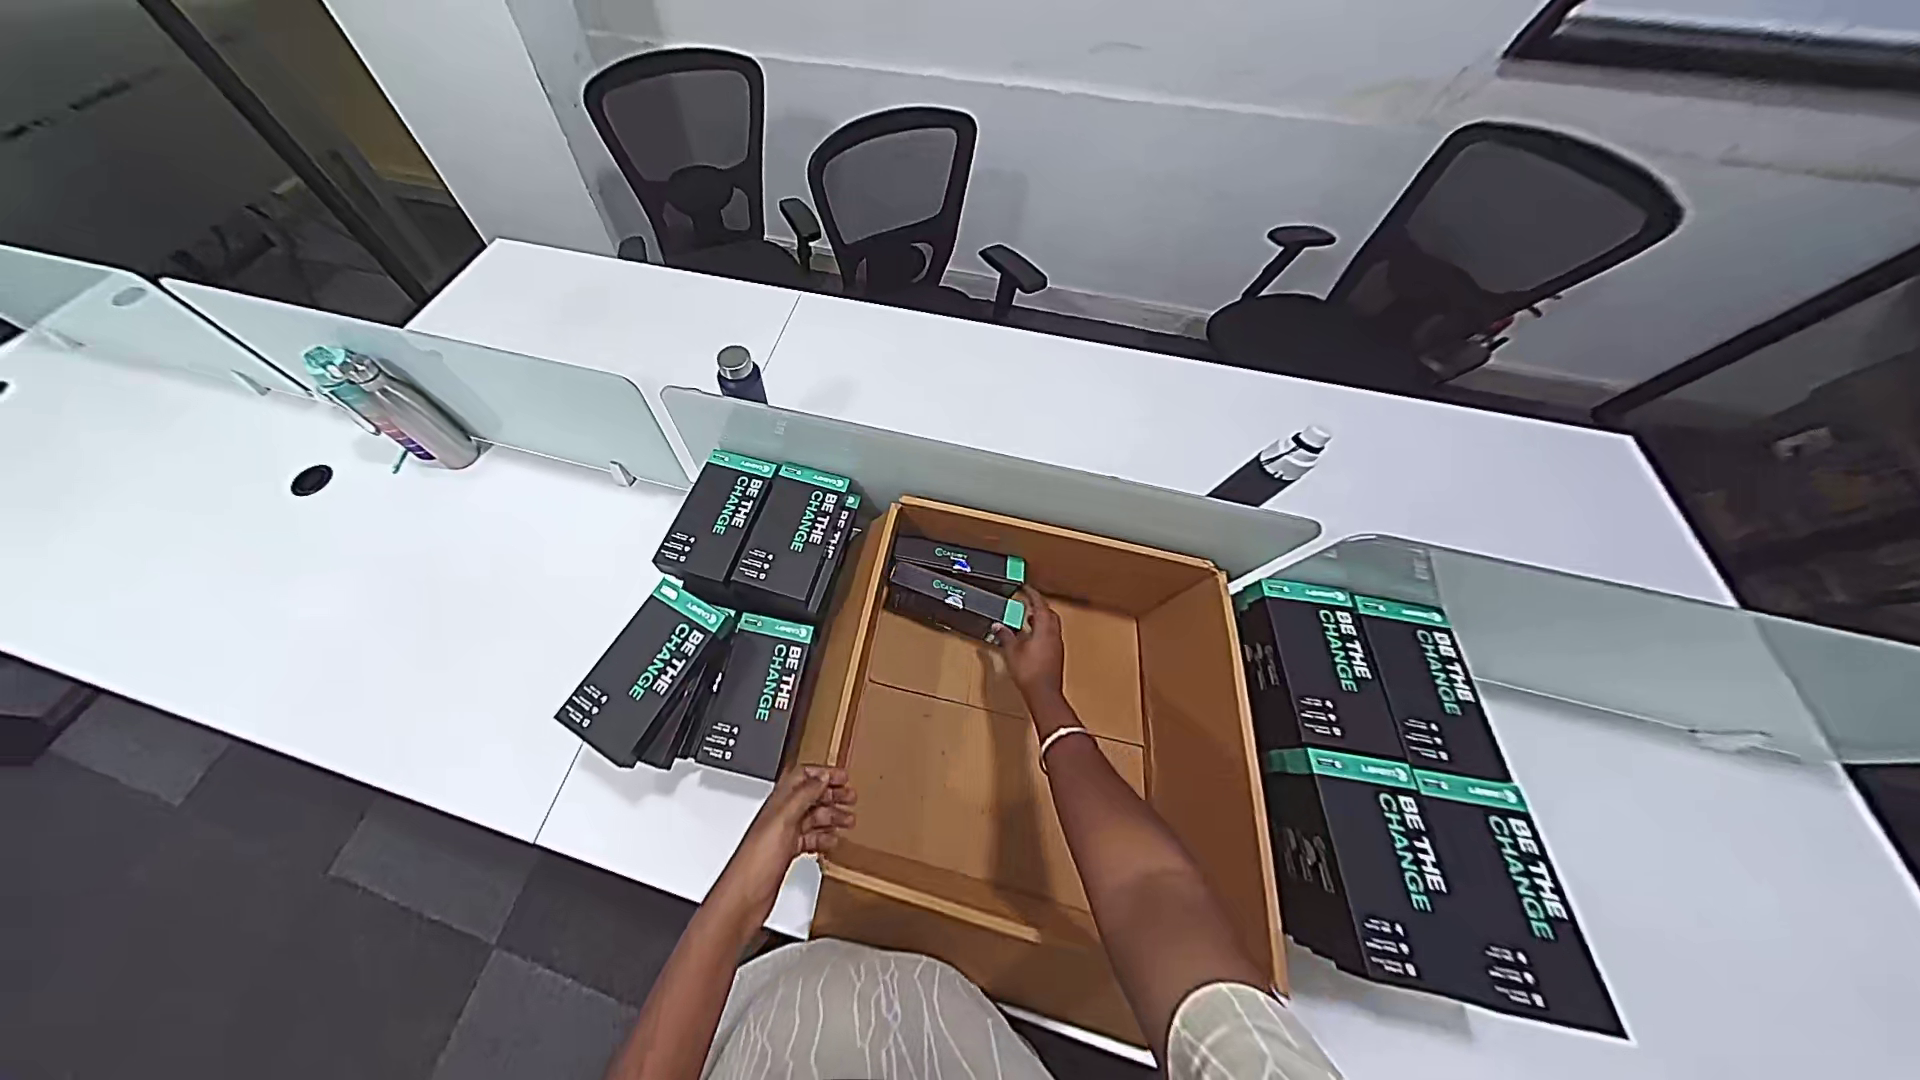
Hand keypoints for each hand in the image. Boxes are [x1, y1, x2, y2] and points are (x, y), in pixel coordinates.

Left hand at [710, 765, 855, 929]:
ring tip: (848, 819)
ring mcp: (784, 836)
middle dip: (833, 794)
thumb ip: (803, 796)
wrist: (743, 900)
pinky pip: (810, 839)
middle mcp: (782, 817)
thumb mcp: (783, 821)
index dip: (823, 774)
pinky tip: (832, 841)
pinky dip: (824, 838)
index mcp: (779, 804)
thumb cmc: (755, 863)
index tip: (843, 776)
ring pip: (813, 818)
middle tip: (851, 797)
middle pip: (811, 796)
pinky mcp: (787, 854)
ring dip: (832, 816)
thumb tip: (822, 777)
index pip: (803, 776)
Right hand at [993, 588, 1064, 709]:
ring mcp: (1057, 646)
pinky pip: (1051, 636)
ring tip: (1028, 619)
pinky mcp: (1056, 655)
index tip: (1026, 588)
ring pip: (1052, 625)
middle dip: (1039, 606)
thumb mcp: (1012, 651)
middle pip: (1050, 614)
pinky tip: (1031, 638)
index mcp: (1045, 629)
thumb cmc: (1029, 672)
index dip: (1033, 595)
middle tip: (1028, 602)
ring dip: (1041, 619)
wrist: (1044, 694)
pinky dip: (1042, 631)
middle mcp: (1054, 635)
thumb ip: (1005, 636)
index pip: (1040, 605)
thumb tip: (998, 626)